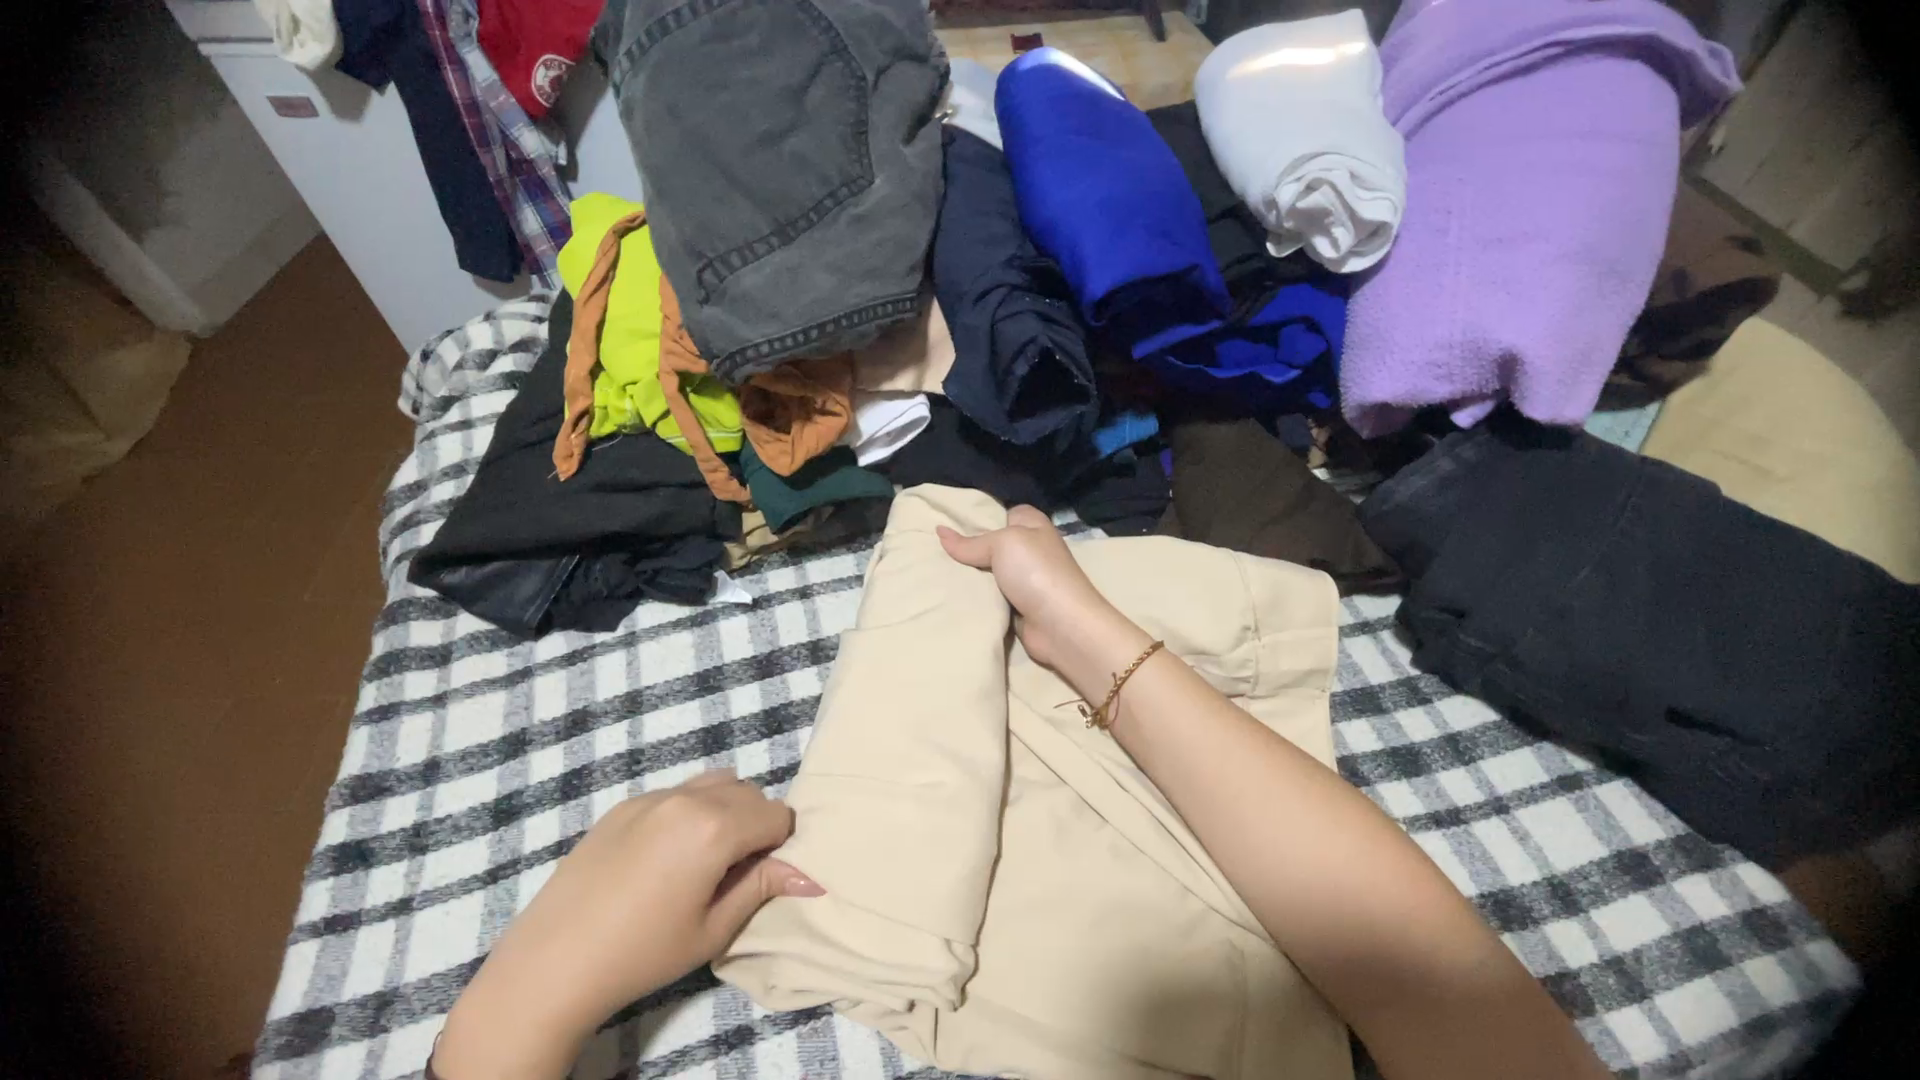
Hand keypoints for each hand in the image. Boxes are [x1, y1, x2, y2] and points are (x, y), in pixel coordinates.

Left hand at [432, 773, 822, 1079]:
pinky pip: (677, 792)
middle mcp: (687, 798)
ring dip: (726, 809)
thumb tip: (812, 876)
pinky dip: (690, 811)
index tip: (761, 877)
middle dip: (756, 824)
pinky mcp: (623, 805)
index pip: (778, 815)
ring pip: (714, 783)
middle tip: (735, 873)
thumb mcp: (713, 928)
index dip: (781, 846)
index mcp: (715, 827)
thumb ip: (762, 887)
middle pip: (749, 792)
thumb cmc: (642, 953)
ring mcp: (651, 797)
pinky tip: (664, 857)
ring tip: (704, 859)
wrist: (551, 963)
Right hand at [937, 505, 1145, 676]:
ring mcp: (1025, 579)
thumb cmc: (1036, 572)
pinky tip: (952, 595)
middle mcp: (1031, 548)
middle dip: (968, 548)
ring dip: (969, 576)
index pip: (1002, 512)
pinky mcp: (1019, 605)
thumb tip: (939, 531)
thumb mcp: (1002, 544)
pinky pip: (990, 596)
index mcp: (1033, 524)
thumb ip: (970, 542)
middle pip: (992, 544)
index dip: (980, 517)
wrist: (1061, 626)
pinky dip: (976, 598)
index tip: (950, 522)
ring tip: (935, 571)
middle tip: (935, 549)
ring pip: (988, 572)